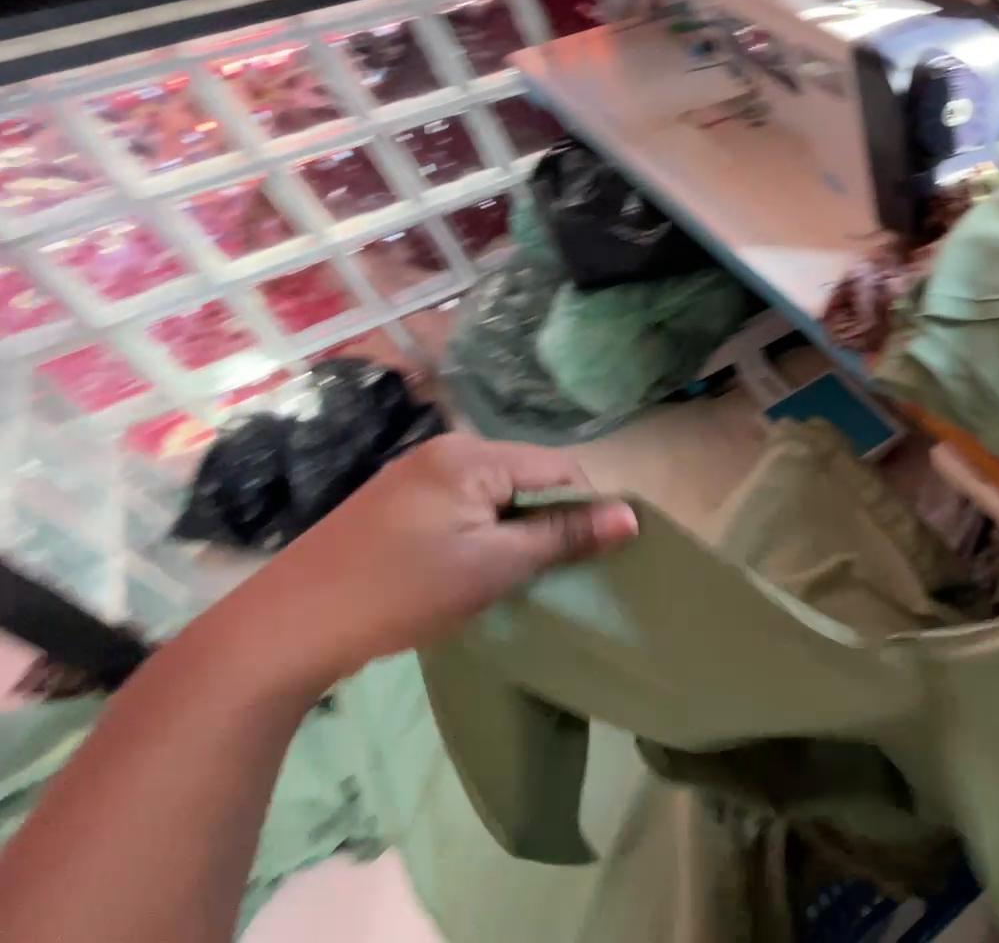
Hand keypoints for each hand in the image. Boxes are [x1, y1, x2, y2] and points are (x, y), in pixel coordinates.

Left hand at [197, 432, 638, 695]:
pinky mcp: (397, 501)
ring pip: (499, 494)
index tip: (580, 558)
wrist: (281, 631)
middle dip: (546, 521)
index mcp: (472, 455)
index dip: (584, 510)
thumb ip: (566, 535)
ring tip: (504, 575)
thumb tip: (633, 516)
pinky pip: (467, 504)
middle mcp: (446, 451)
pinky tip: (467, 569)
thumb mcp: (496, 566)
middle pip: (530, 477)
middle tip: (539, 572)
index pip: (562, 469)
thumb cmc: (400, 592)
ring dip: (515, 530)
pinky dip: (483, 532)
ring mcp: (416, 474)